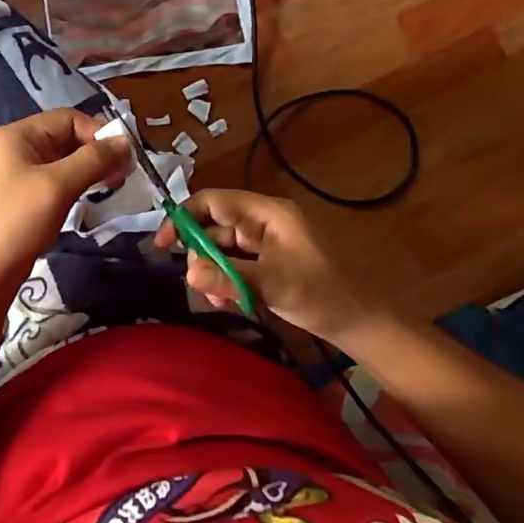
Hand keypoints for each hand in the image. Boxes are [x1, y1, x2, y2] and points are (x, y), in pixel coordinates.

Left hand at [0, 109, 131, 278]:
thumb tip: (126, 142)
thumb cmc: (19, 221)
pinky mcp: (23, 196)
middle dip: (97, 152)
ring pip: (64, 160)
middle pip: (67, 137)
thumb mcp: (59, 185)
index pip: (69, 119)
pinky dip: (77, 184)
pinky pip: (56, 179)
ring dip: (90, 169)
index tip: (124, 158)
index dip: (98, 134)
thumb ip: (94, 159)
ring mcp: (18, 172)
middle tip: (123, 175)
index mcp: (18, 135)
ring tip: (112, 186)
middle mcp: (16, 147)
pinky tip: (91, 197)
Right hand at [154, 189, 376, 342]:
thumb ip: (227, 277)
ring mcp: (266, 241)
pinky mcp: (268, 261)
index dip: (184, 217)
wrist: (360, 321)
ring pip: (223, 246)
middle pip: (215, 225)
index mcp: (268, 212)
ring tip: (215, 298)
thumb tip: (188, 274)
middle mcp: (264, 221)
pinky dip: (226, 279)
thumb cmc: (321, 294)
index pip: (214, 201)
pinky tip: (227, 300)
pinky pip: (235, 262)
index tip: (163, 244)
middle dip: (200, 252)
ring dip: (212, 270)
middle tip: (196, 282)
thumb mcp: (271, 284)